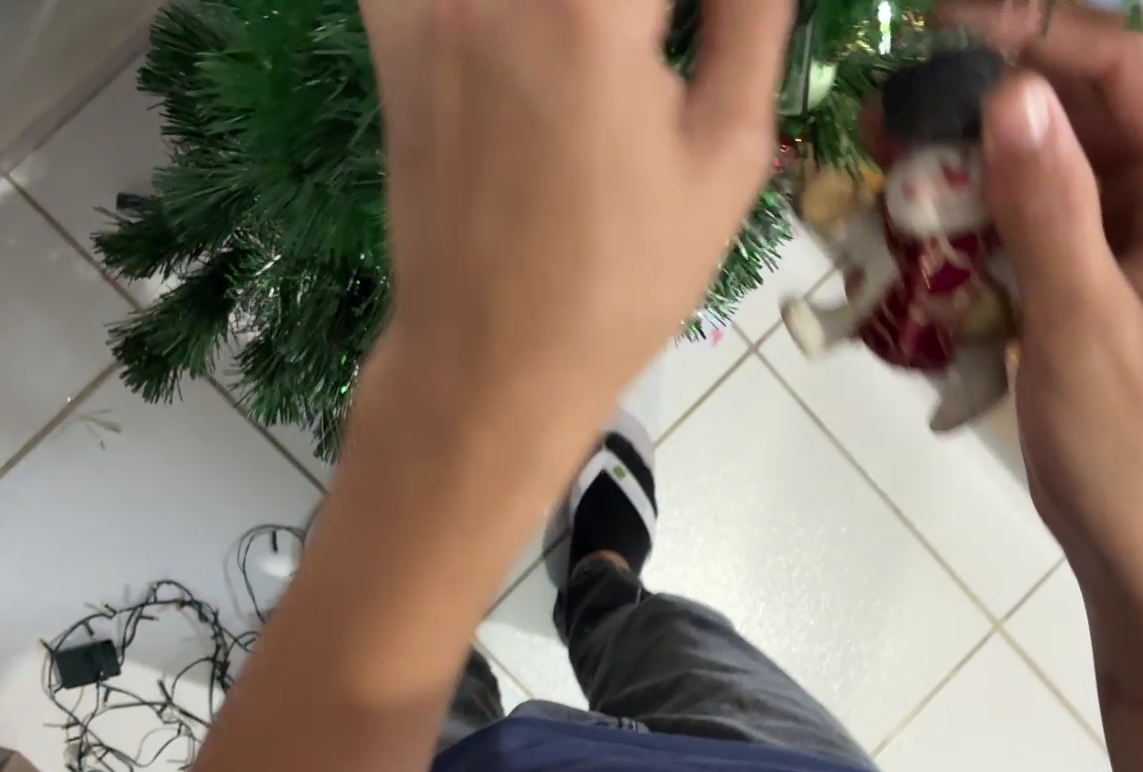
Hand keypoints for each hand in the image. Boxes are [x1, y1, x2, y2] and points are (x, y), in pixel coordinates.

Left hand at [357, 0, 793, 447]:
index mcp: (591, 9)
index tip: (710, 23)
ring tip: (606, 44)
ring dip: (581, 11)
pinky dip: (492, 2)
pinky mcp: (390, 39)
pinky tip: (521, 29)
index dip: (702, 1)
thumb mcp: (722, 165)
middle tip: (656, 44)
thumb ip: (751, 20)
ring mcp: (428, 4)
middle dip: (637, 10)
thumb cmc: (620, 288)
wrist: (493, 365)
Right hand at [945, 0, 1142, 606]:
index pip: (1125, 67)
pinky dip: (987, 223)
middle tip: (895, 107)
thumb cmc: (1127, 447)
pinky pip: (1044, 229)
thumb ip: (1050, 204)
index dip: (1034, 32)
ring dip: (980, 165)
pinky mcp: (1104, 287)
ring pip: (1058, 171)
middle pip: (1089, 111)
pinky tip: (932, 232)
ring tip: (897, 167)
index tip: (940, 27)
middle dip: (993, 100)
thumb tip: (1008, 94)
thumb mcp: (1081, 321)